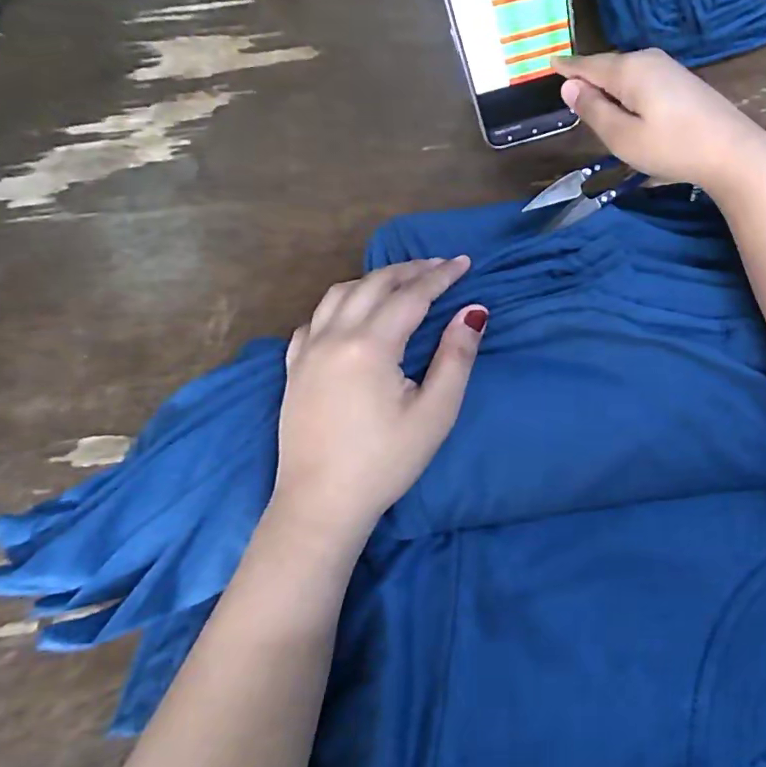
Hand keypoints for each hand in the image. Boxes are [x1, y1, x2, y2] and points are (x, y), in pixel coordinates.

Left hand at [271, 257, 485, 536]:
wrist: (320, 504)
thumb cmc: (386, 461)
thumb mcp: (435, 412)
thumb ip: (456, 356)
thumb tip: (473, 312)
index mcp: (370, 345)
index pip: (411, 295)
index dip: (440, 276)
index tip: (464, 262)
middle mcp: (334, 336)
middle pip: (374, 285)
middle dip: (410, 270)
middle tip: (440, 266)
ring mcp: (306, 351)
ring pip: (340, 294)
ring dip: (374, 280)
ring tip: (401, 281)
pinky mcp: (292, 368)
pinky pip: (315, 318)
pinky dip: (340, 303)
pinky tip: (352, 312)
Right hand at [554, 49, 765, 193]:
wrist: (734, 153)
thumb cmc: (673, 148)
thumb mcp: (623, 137)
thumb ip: (593, 110)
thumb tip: (569, 86)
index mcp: (629, 69)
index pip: (587, 64)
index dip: (566, 67)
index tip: (549, 64)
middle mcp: (648, 59)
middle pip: (608, 66)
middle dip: (589, 79)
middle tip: (571, 97)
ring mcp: (670, 68)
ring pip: (627, 74)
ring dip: (611, 88)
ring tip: (599, 108)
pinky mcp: (685, 82)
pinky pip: (645, 81)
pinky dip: (630, 92)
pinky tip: (632, 110)